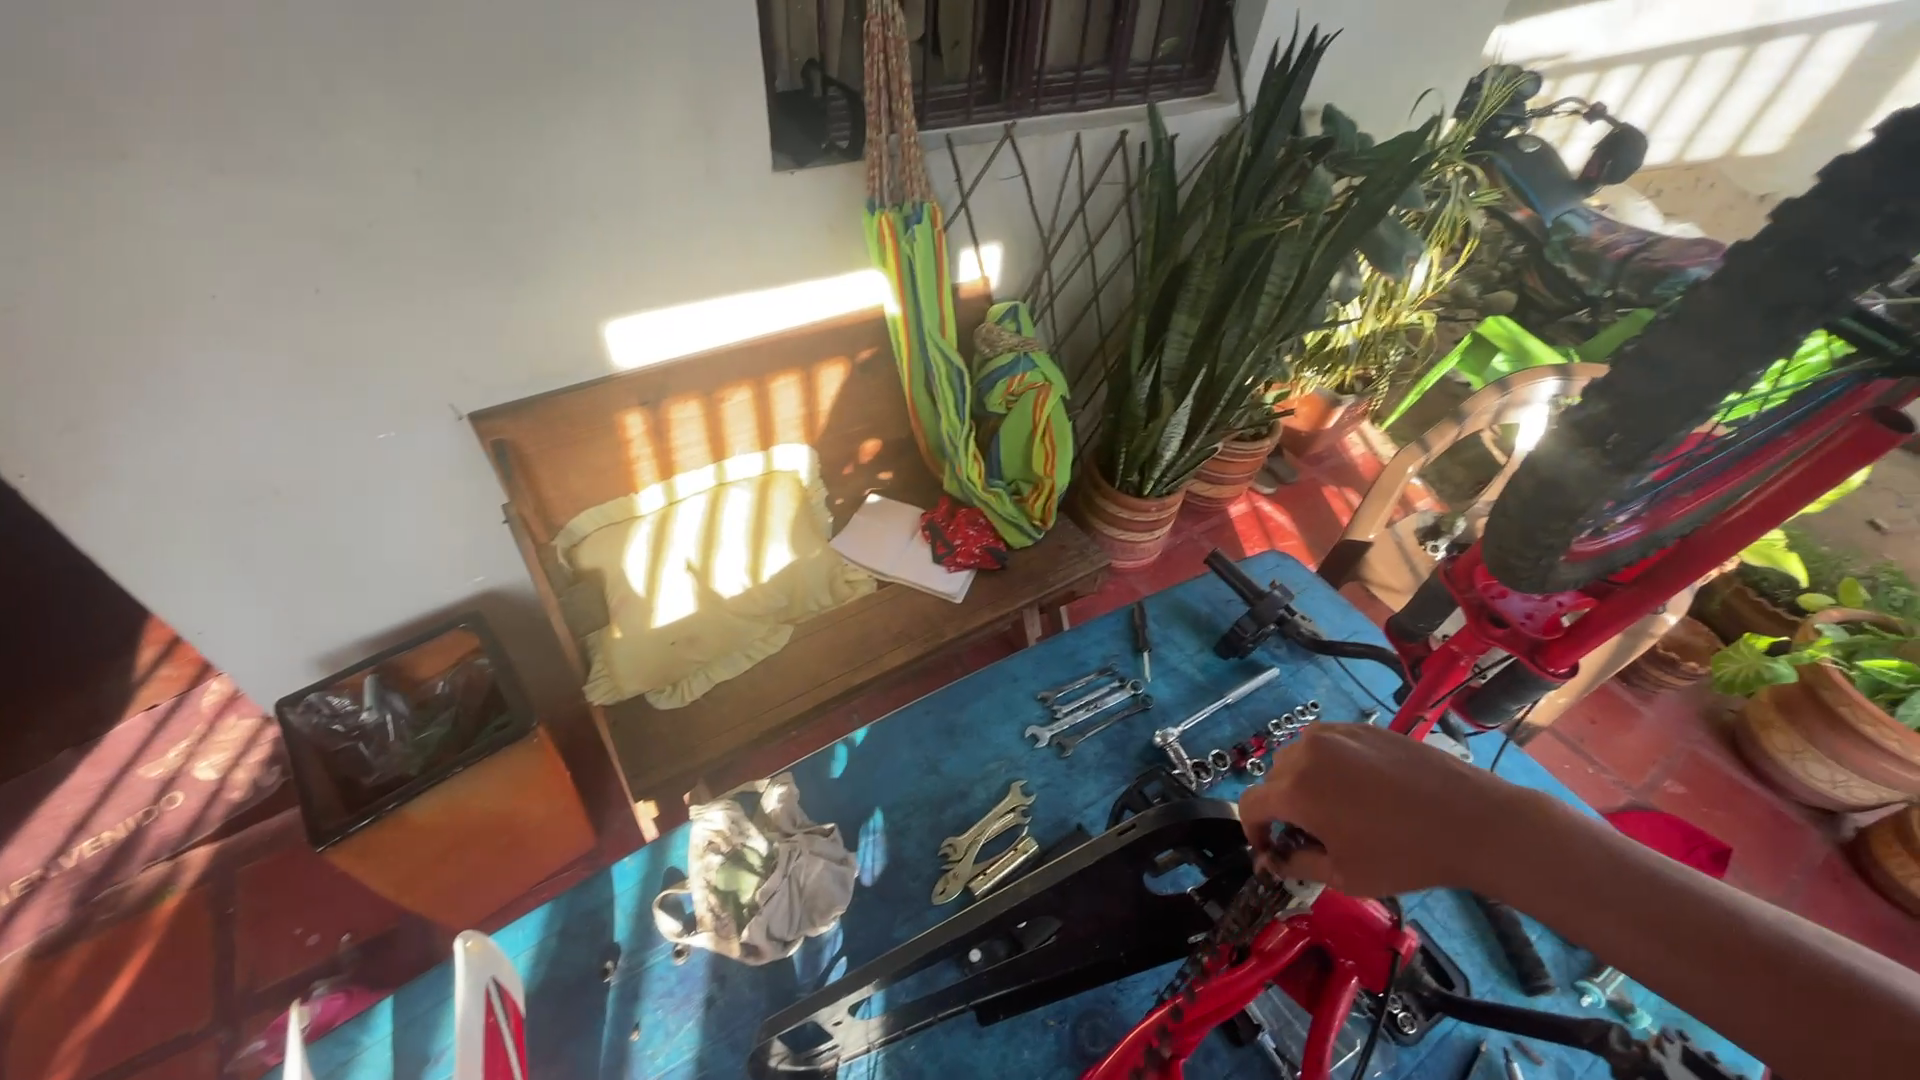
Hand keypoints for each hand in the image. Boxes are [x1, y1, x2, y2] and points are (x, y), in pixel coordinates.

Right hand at [1239, 722, 1535, 896]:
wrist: (1473, 821)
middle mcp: (1304, 753)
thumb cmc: (1405, 856)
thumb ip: (1296, 866)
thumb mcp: (1345, 876)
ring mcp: (1333, 734)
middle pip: (1272, 781)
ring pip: (1296, 758)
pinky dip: (1327, 765)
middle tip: (1310, 834)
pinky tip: (1359, 788)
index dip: (1253, 832)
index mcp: (1294, 790)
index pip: (1249, 805)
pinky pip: (1324, 744)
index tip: (1271, 850)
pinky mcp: (1359, 727)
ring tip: (1334, 808)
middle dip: (1281, 808)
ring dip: (1301, 783)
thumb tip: (1272, 860)